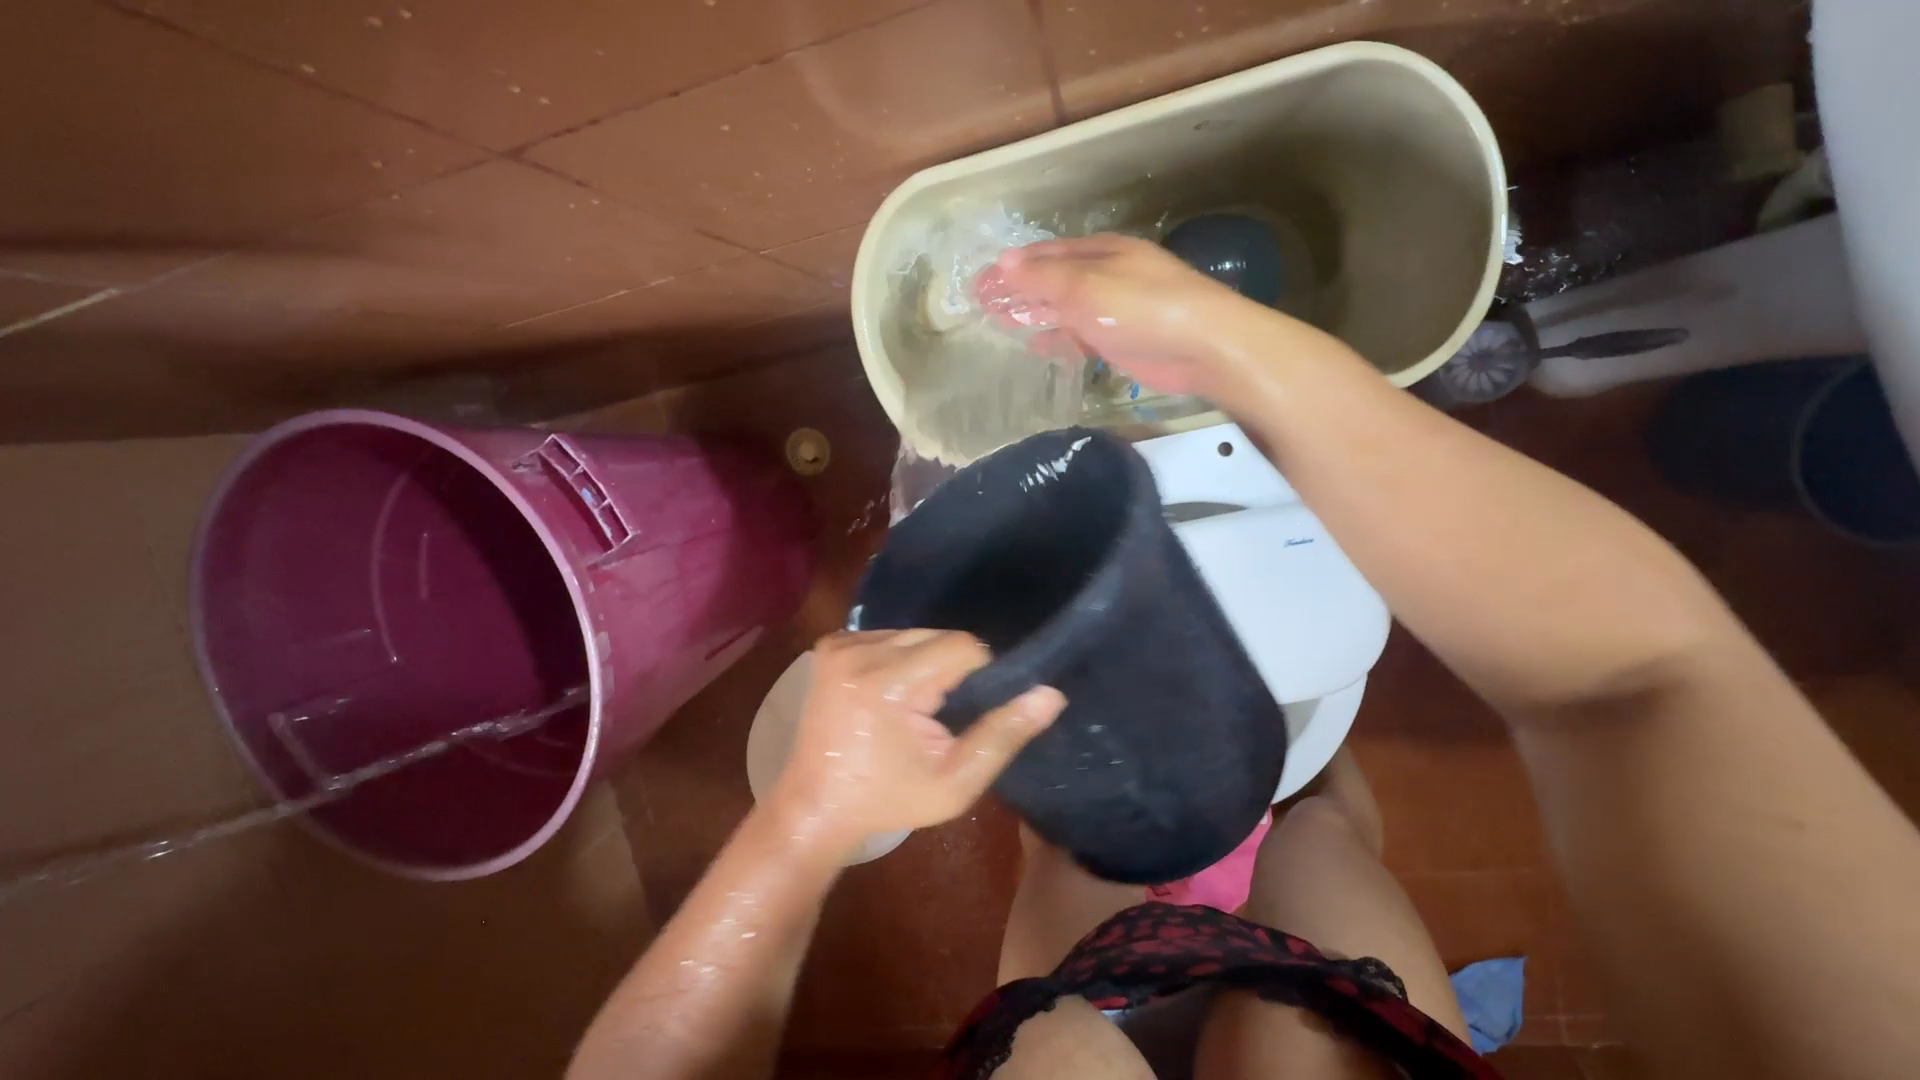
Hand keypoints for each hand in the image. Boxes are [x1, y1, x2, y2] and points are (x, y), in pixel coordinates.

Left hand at [771, 630, 1065, 847]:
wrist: (816, 807)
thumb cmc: (888, 799)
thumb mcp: (956, 781)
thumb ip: (1003, 734)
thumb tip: (1051, 694)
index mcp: (890, 681)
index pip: (962, 646)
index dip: (980, 674)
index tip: (970, 710)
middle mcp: (862, 650)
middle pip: (936, 635)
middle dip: (951, 668)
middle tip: (946, 715)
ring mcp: (840, 645)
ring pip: (913, 634)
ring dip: (926, 662)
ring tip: (919, 708)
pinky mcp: (829, 646)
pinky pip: (886, 637)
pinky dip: (899, 659)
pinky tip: (892, 694)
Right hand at [975, 234, 1271, 396]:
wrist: (1203, 346)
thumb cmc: (1143, 308)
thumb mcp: (1087, 287)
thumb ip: (1044, 277)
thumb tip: (1003, 263)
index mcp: (1099, 251)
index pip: (1044, 254)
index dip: (1009, 268)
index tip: (978, 284)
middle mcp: (1105, 274)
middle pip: (1051, 279)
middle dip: (1017, 289)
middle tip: (981, 305)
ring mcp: (1114, 308)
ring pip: (1063, 308)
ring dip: (1033, 313)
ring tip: (1000, 323)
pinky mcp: (1121, 340)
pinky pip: (1079, 334)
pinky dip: (1056, 337)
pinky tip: (1037, 345)